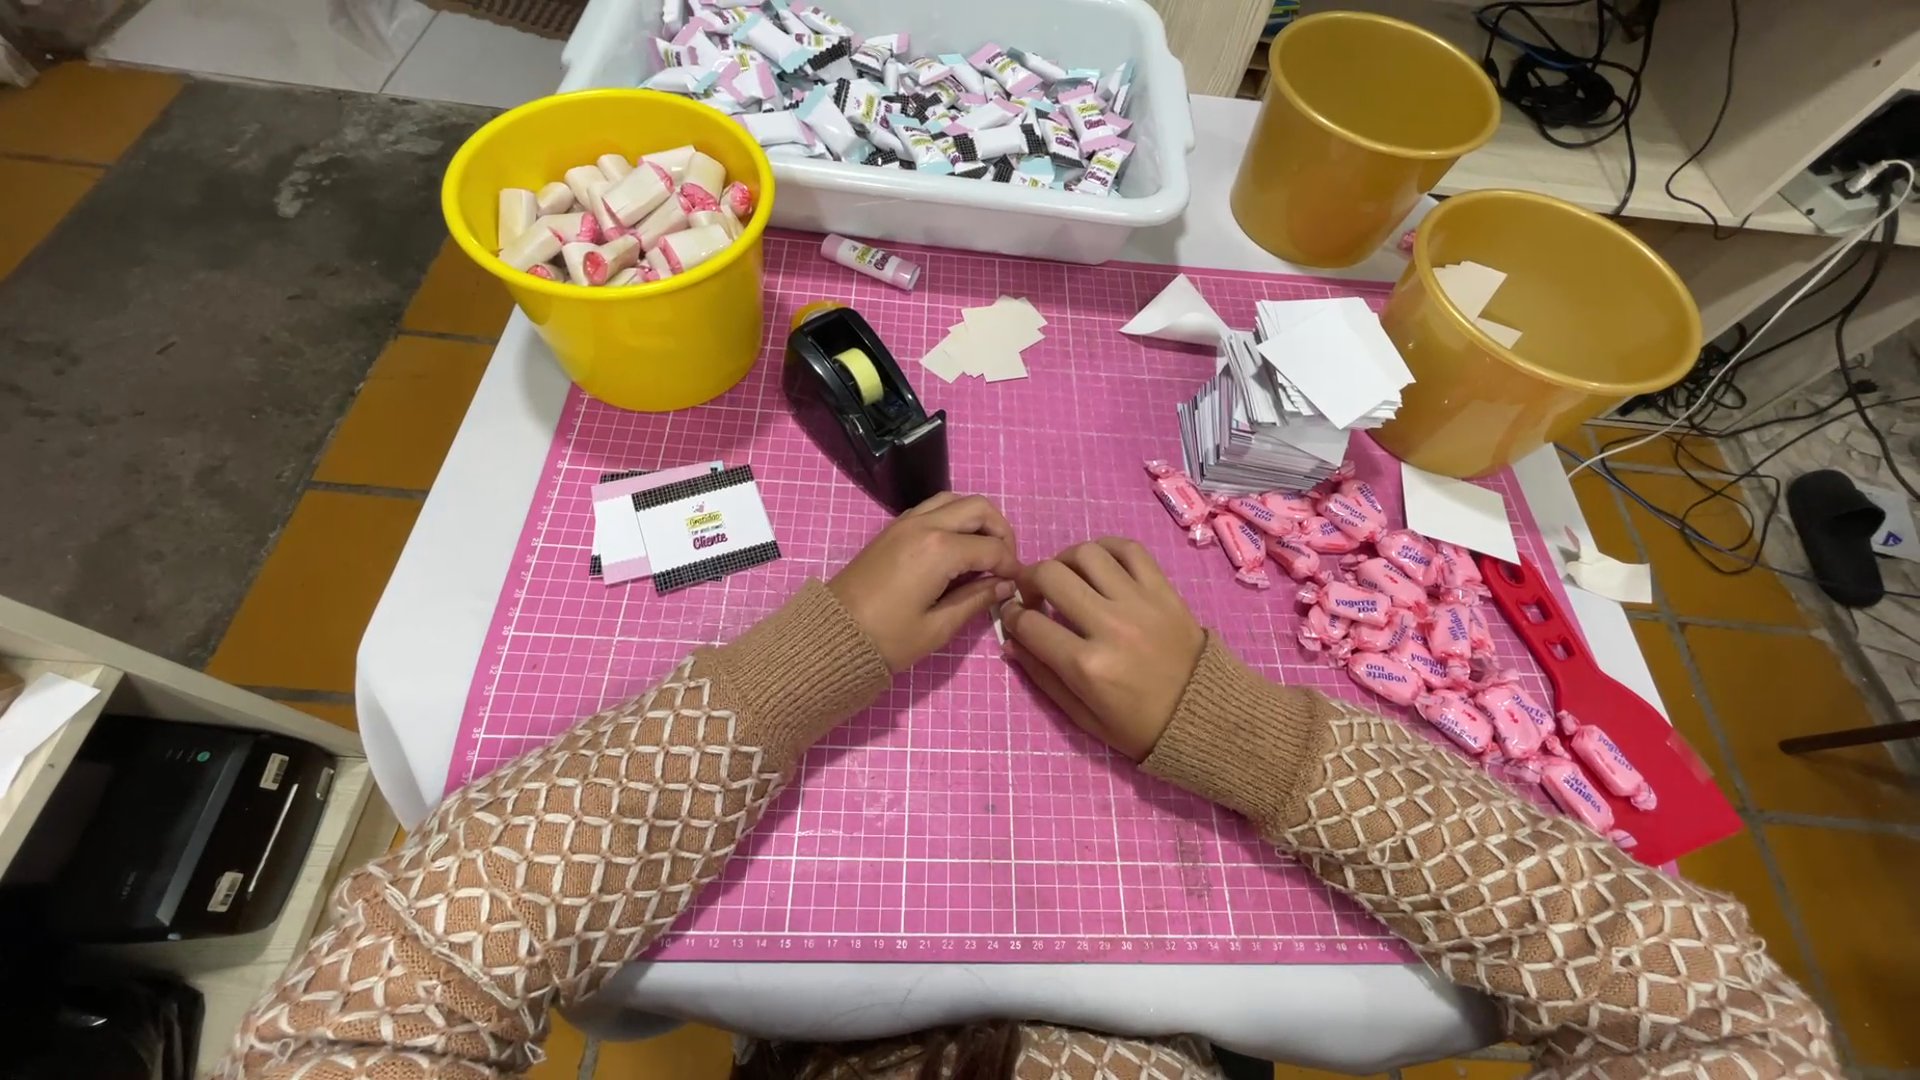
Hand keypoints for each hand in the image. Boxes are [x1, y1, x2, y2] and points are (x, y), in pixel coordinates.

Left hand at [829, 493, 1021, 671]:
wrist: (832, 636)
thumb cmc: (887, 638)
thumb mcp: (938, 628)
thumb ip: (976, 600)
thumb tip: (1004, 585)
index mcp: (939, 550)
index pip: (992, 547)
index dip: (1011, 566)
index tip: (1017, 585)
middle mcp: (925, 525)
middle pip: (979, 508)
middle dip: (1001, 531)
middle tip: (1005, 562)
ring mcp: (906, 522)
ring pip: (955, 500)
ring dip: (977, 519)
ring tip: (984, 551)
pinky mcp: (893, 528)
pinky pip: (933, 508)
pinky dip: (954, 518)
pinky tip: (957, 548)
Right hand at [1000, 538, 1204, 759]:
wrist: (1206, 719)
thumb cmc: (1139, 727)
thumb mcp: (1083, 717)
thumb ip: (1043, 678)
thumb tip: (1012, 643)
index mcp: (1087, 666)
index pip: (1029, 623)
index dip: (1010, 616)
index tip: (1011, 615)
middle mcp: (1110, 626)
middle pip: (1050, 575)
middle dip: (1028, 580)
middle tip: (1032, 593)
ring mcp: (1140, 603)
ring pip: (1086, 554)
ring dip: (1064, 561)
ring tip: (1065, 577)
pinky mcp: (1164, 590)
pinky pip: (1129, 549)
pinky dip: (1106, 548)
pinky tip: (1098, 564)